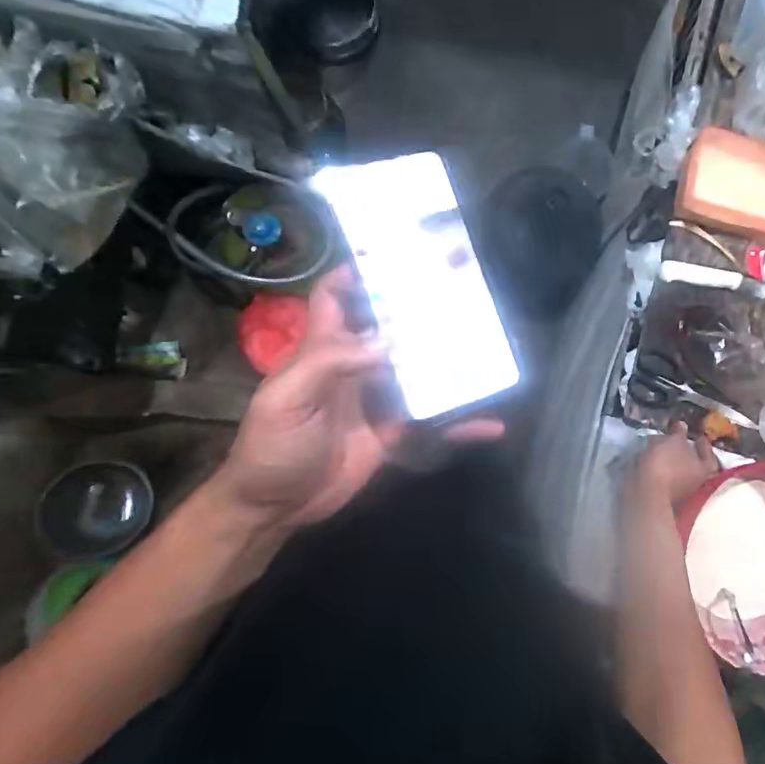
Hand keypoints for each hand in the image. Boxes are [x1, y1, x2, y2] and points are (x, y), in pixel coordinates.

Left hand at [208, 266, 503, 533]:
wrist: (276, 506)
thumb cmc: (271, 446)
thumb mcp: (287, 399)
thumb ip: (329, 363)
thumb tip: (388, 340)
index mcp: (322, 351)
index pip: (334, 300)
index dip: (354, 275)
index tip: (391, 257)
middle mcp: (356, 368)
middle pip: (391, 330)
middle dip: (419, 312)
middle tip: (461, 294)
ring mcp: (379, 400)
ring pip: (420, 372)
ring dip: (450, 363)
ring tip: (489, 348)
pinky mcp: (396, 433)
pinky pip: (434, 423)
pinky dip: (462, 424)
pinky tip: (493, 423)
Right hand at [629, 422, 720, 510]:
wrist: (646, 492)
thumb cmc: (666, 463)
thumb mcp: (674, 441)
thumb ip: (680, 433)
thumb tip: (683, 426)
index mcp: (704, 469)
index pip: (709, 454)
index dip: (703, 443)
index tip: (697, 435)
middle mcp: (696, 482)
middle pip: (695, 464)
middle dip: (688, 452)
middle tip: (680, 440)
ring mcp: (681, 490)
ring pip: (680, 470)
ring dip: (673, 459)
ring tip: (663, 446)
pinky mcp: (665, 493)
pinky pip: (667, 476)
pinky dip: (664, 467)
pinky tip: (655, 458)